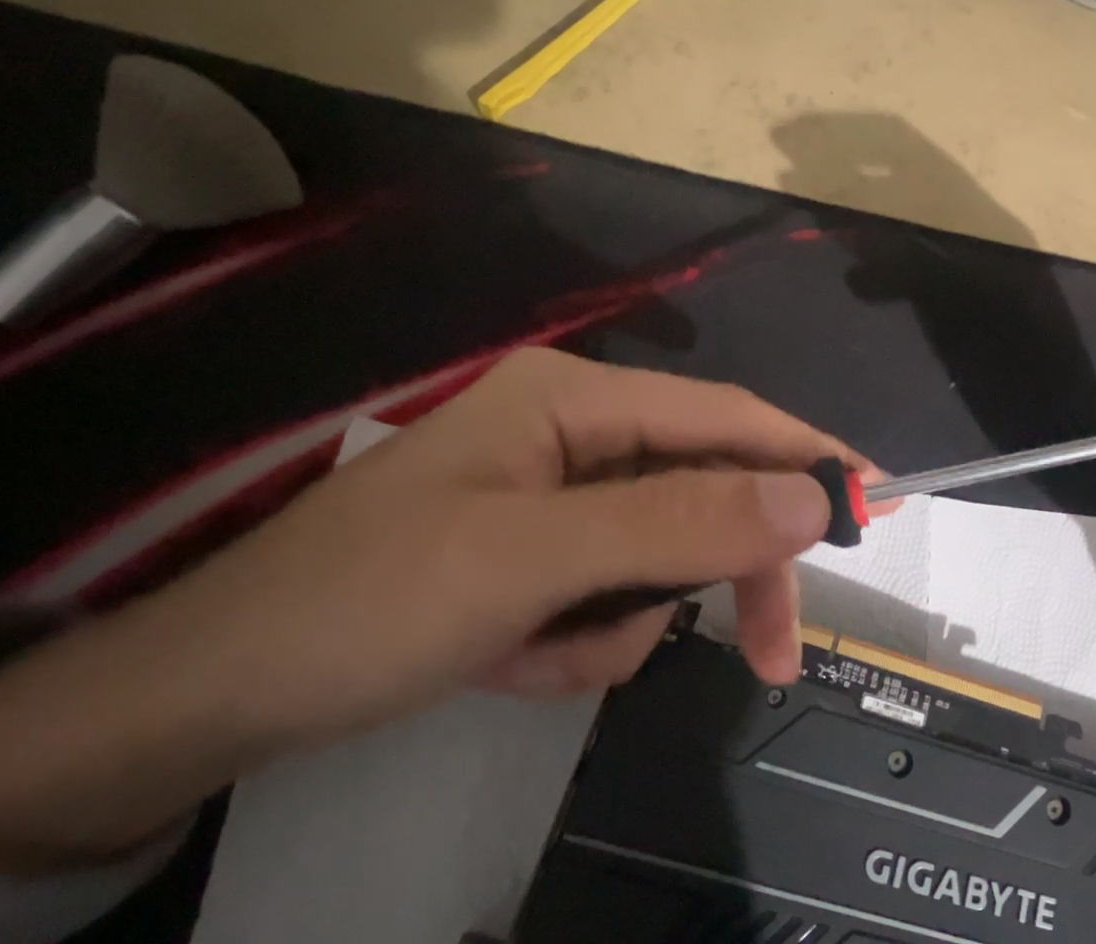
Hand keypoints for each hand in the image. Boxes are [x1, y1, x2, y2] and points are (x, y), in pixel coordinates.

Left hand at [0, 349, 877, 868]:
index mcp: (574, 402)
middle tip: (770, 660)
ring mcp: (553, 500)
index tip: (874, 507)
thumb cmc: (371, 603)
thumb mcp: (535, 560)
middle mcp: (573, 437)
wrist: (221, 694)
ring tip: (535, 652)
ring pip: (657, 564)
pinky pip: (607, 600)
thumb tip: (808, 497)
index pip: (725, 417)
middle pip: (702, 496)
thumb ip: (679, 522)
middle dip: (716, 578)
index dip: (805, 457)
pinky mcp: (534, 557)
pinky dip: (577, 644)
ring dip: (616, 625)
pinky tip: (510, 660)